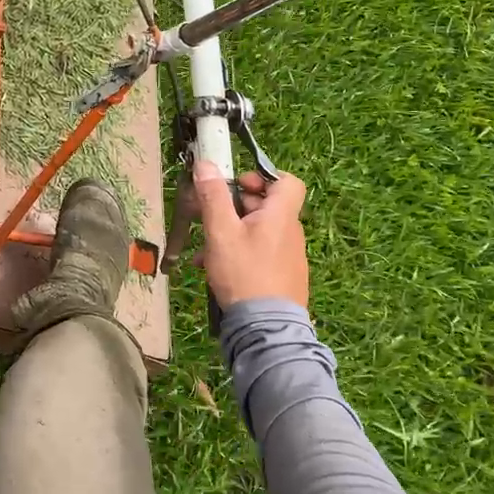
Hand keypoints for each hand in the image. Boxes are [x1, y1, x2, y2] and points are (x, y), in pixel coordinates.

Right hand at [192, 159, 309, 308]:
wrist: (266, 329)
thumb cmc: (244, 272)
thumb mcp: (221, 231)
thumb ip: (213, 196)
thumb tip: (206, 164)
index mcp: (281, 216)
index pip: (287, 181)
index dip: (262, 176)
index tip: (236, 185)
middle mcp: (289, 232)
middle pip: (265, 204)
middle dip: (234, 204)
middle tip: (209, 213)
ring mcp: (287, 256)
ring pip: (257, 229)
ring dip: (230, 229)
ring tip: (204, 245)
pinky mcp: (281, 275)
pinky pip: (258, 250)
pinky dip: (236, 249)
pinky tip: (211, 264)